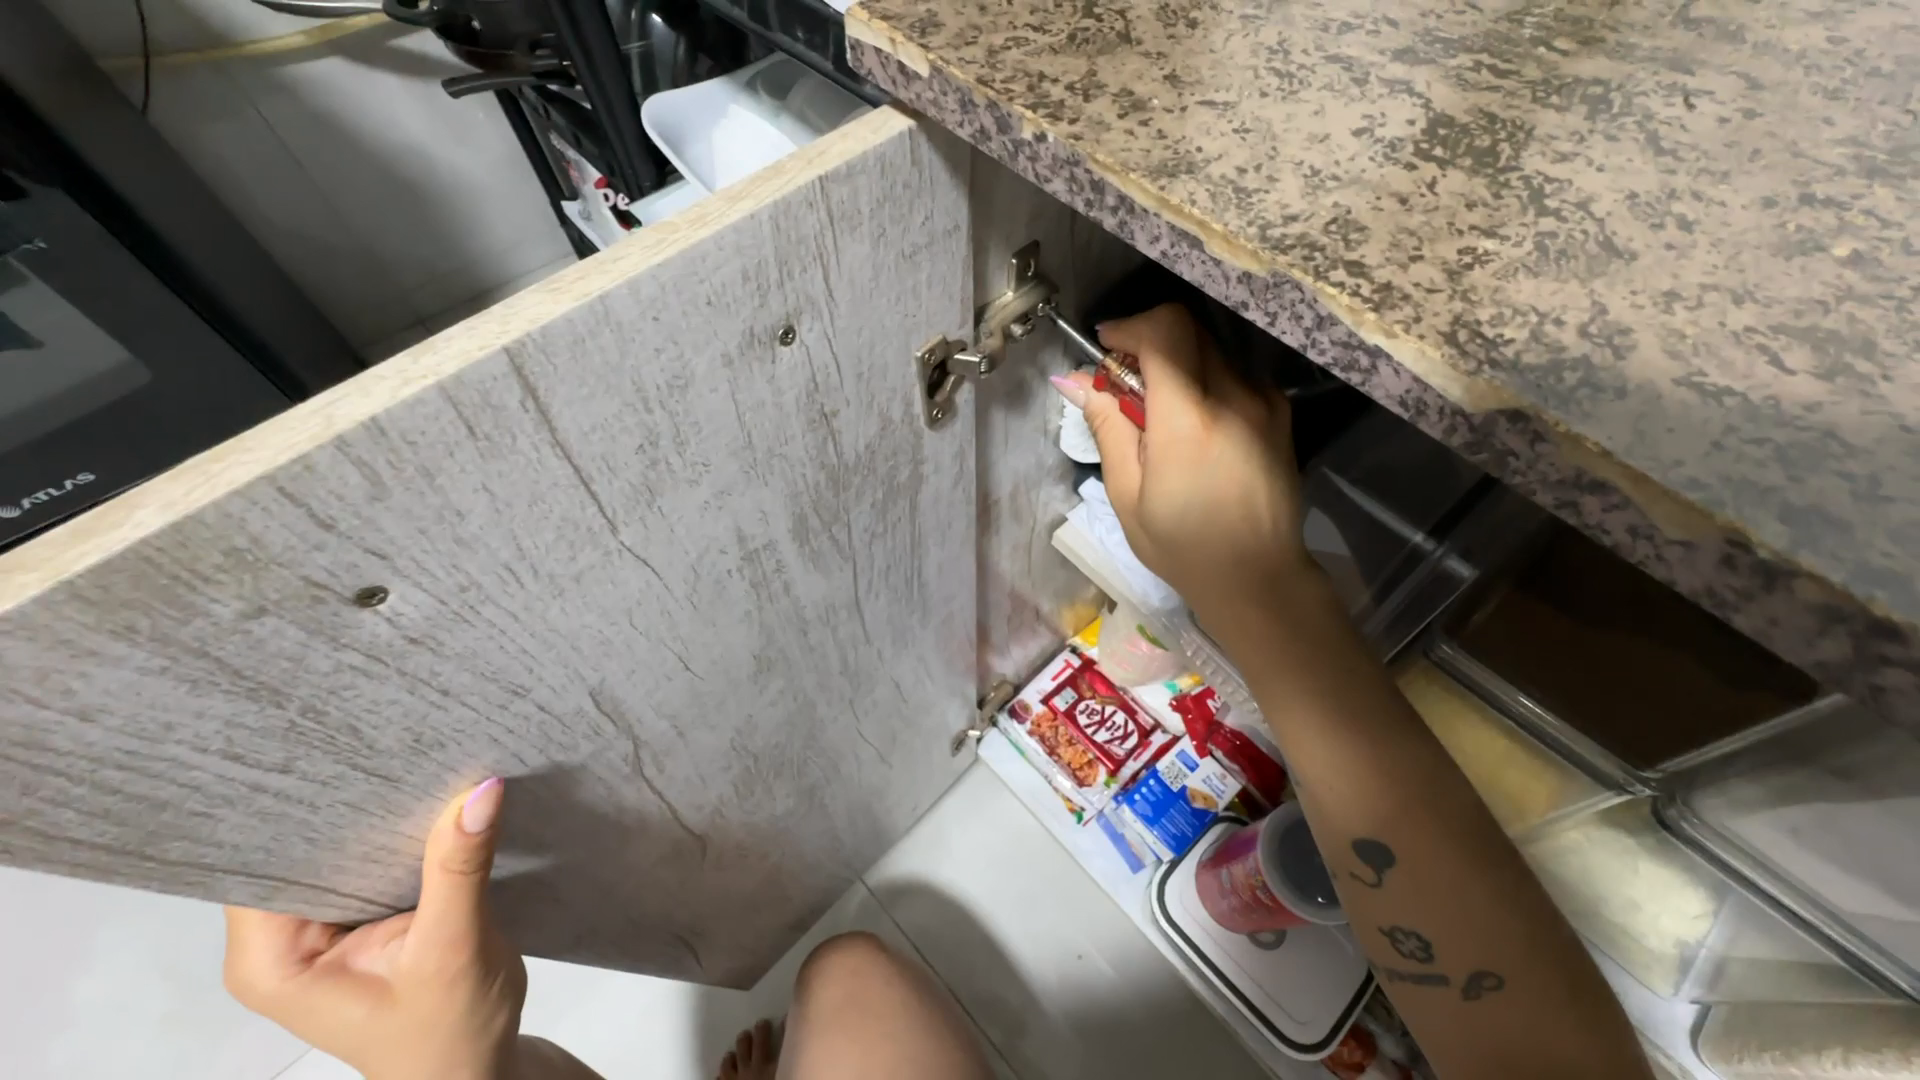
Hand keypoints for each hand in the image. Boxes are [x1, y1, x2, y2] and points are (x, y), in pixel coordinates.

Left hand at [224, 778, 526, 1079]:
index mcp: (271, 959)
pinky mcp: (362, 923)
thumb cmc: (450, 1029)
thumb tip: (482, 787)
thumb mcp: (454, 949)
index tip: (351, 750)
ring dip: (385, 816)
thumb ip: (458, 868)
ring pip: (342, 850)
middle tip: (401, 740)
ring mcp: (323, 931)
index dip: (302, 806)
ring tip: (422, 758)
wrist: (476, 1072)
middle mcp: (283, 941)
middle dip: (354, 802)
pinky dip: (405, 835)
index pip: (262, 861)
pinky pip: (373, 862)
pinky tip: (436, 801)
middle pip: (302, 849)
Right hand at [1052, 304, 1313, 624]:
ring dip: (1176, 361)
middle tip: (1123, 380)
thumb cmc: (1182, 545)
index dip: (1130, 326)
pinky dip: (1203, 379)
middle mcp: (1234, 397)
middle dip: (1148, 340)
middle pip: (1189, 330)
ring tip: (1155, 408)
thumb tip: (1078, 381)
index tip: (1106, 346)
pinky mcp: (1279, 412)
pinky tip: (1191, 421)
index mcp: (1190, 420)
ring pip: (1211, 348)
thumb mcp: (1128, 495)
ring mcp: (1264, 401)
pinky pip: (1234, 372)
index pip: (1165, 332)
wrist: (1258, 576)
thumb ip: (1108, 428)